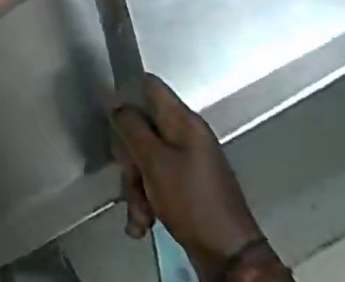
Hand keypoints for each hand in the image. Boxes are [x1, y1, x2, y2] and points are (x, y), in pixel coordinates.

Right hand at [112, 75, 265, 268]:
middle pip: (141, 125)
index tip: (113, 117)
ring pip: (144, 156)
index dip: (127, 92)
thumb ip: (132, 127)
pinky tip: (142, 222)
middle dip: (129, 154)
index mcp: (184, 122)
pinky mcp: (185, 186)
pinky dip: (146, 199)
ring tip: (140, 213)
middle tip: (130, 174)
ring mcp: (186, 162)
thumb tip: (116, 104)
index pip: (150, 85)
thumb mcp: (154, 161)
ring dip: (135, 185)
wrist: (230, 258)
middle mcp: (186, 136)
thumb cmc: (192, 202)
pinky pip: (155, 180)